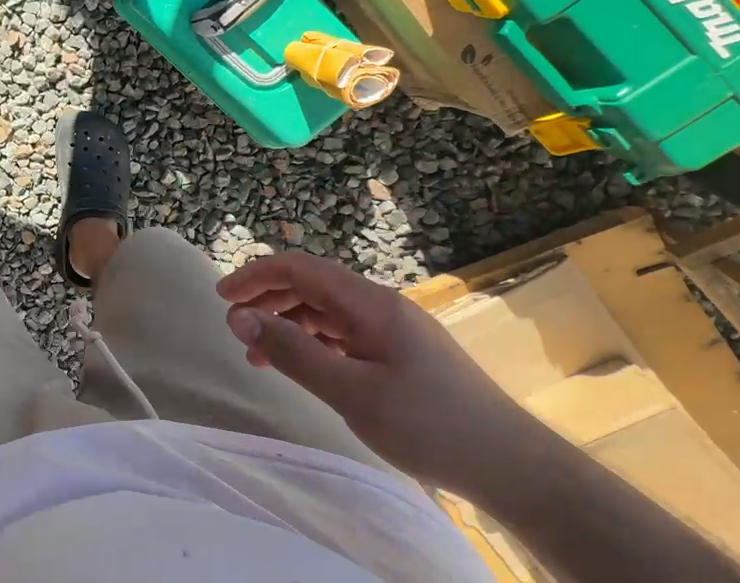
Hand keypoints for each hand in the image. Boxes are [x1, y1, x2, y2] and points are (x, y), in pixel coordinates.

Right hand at [216, 251, 539, 491]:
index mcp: (372, 305)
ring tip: (260, 356)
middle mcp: (383, 307)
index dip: (255, 276)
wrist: (519, 471)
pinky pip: (344, 334)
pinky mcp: (403, 354)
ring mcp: (396, 331)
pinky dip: (312, 343)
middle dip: (267, 300)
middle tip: (236, 329)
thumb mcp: (351, 391)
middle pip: (311, 286)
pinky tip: (300, 367)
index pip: (300, 269)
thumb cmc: (431, 426)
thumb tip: (237, 316)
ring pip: (326, 311)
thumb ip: (291, 350)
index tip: (222, 299)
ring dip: (287, 325)